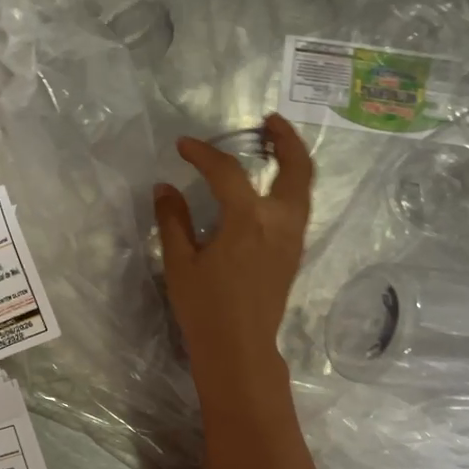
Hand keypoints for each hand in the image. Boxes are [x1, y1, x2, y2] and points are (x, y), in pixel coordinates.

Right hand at [154, 113, 313, 391]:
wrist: (238, 346)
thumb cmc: (204, 307)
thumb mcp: (179, 264)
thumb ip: (173, 221)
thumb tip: (164, 188)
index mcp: (248, 220)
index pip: (227, 173)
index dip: (203, 154)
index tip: (182, 146)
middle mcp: (280, 220)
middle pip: (295, 167)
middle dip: (285, 139)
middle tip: (269, 122)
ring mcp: (293, 236)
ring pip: (303, 186)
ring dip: (292, 160)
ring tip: (275, 147)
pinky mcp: (293, 250)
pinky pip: (299, 205)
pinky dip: (289, 184)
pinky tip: (270, 188)